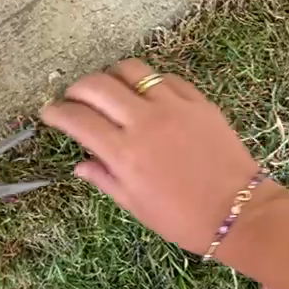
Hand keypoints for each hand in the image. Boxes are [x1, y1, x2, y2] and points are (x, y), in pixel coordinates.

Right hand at [40, 60, 261, 252]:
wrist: (239, 211)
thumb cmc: (183, 218)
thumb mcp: (136, 205)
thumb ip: (105, 178)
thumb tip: (80, 164)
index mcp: (125, 153)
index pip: (78, 119)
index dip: (57, 112)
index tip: (49, 112)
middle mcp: (145, 121)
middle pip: (97, 85)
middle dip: (77, 88)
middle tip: (73, 98)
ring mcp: (174, 106)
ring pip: (131, 70)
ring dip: (111, 76)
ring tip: (109, 89)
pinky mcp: (198, 100)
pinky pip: (165, 78)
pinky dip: (148, 82)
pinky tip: (146, 95)